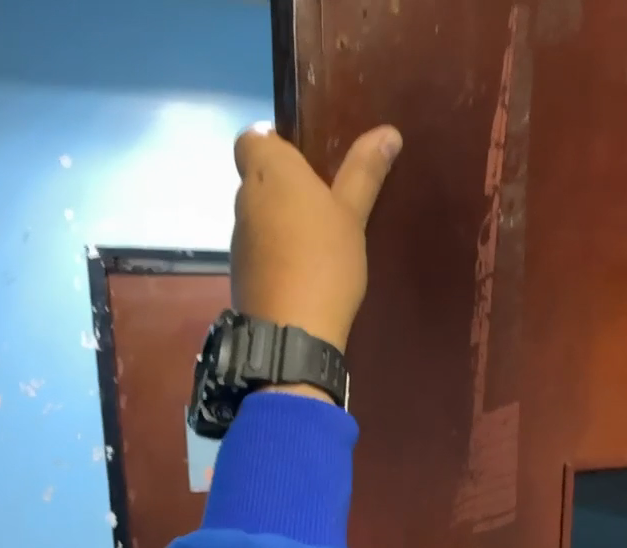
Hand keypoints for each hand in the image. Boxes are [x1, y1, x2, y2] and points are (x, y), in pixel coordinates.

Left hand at [231, 123, 402, 353]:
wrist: (291, 334)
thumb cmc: (324, 263)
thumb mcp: (352, 215)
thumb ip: (364, 172)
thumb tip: (388, 132)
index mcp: (269, 173)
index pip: (249, 137)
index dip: (273, 141)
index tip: (305, 158)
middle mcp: (244, 201)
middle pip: (258, 178)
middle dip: (286, 185)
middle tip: (325, 201)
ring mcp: (239, 241)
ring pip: (259, 217)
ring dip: (282, 222)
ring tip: (319, 241)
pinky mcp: (240, 275)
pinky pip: (260, 250)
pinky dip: (276, 253)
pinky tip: (304, 272)